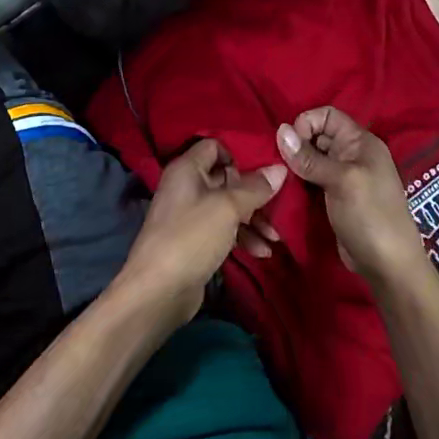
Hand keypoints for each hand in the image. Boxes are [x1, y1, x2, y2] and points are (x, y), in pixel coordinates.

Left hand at [118, 138, 284, 326]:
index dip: (241, 153)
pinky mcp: (197, 241)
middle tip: (281, 201)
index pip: (216, 145)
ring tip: (276, 235)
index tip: (267, 165)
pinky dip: (244, 237)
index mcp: (187, 169)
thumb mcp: (229, 207)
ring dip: (254, 218)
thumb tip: (280, 168)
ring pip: (230, 206)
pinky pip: (226, 229)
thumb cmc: (191, 237)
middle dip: (256, 191)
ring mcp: (192, 216)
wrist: (158, 293)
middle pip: (228, 178)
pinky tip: (263, 251)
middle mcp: (188, 187)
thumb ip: (256, 186)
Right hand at [275, 107, 434, 290]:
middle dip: (295, 145)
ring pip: (311, 160)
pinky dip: (297, 184)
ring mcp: (342, 177)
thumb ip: (311, 158)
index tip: (287, 145)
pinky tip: (282, 192)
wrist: (387, 263)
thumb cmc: (370, 214)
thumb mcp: (342, 181)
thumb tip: (280, 131)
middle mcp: (351, 154)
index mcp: (360, 141)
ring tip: (276, 179)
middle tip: (275, 165)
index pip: (328, 115)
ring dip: (293, 167)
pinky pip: (311, 181)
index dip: (306, 123)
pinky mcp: (333, 198)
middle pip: (317, 136)